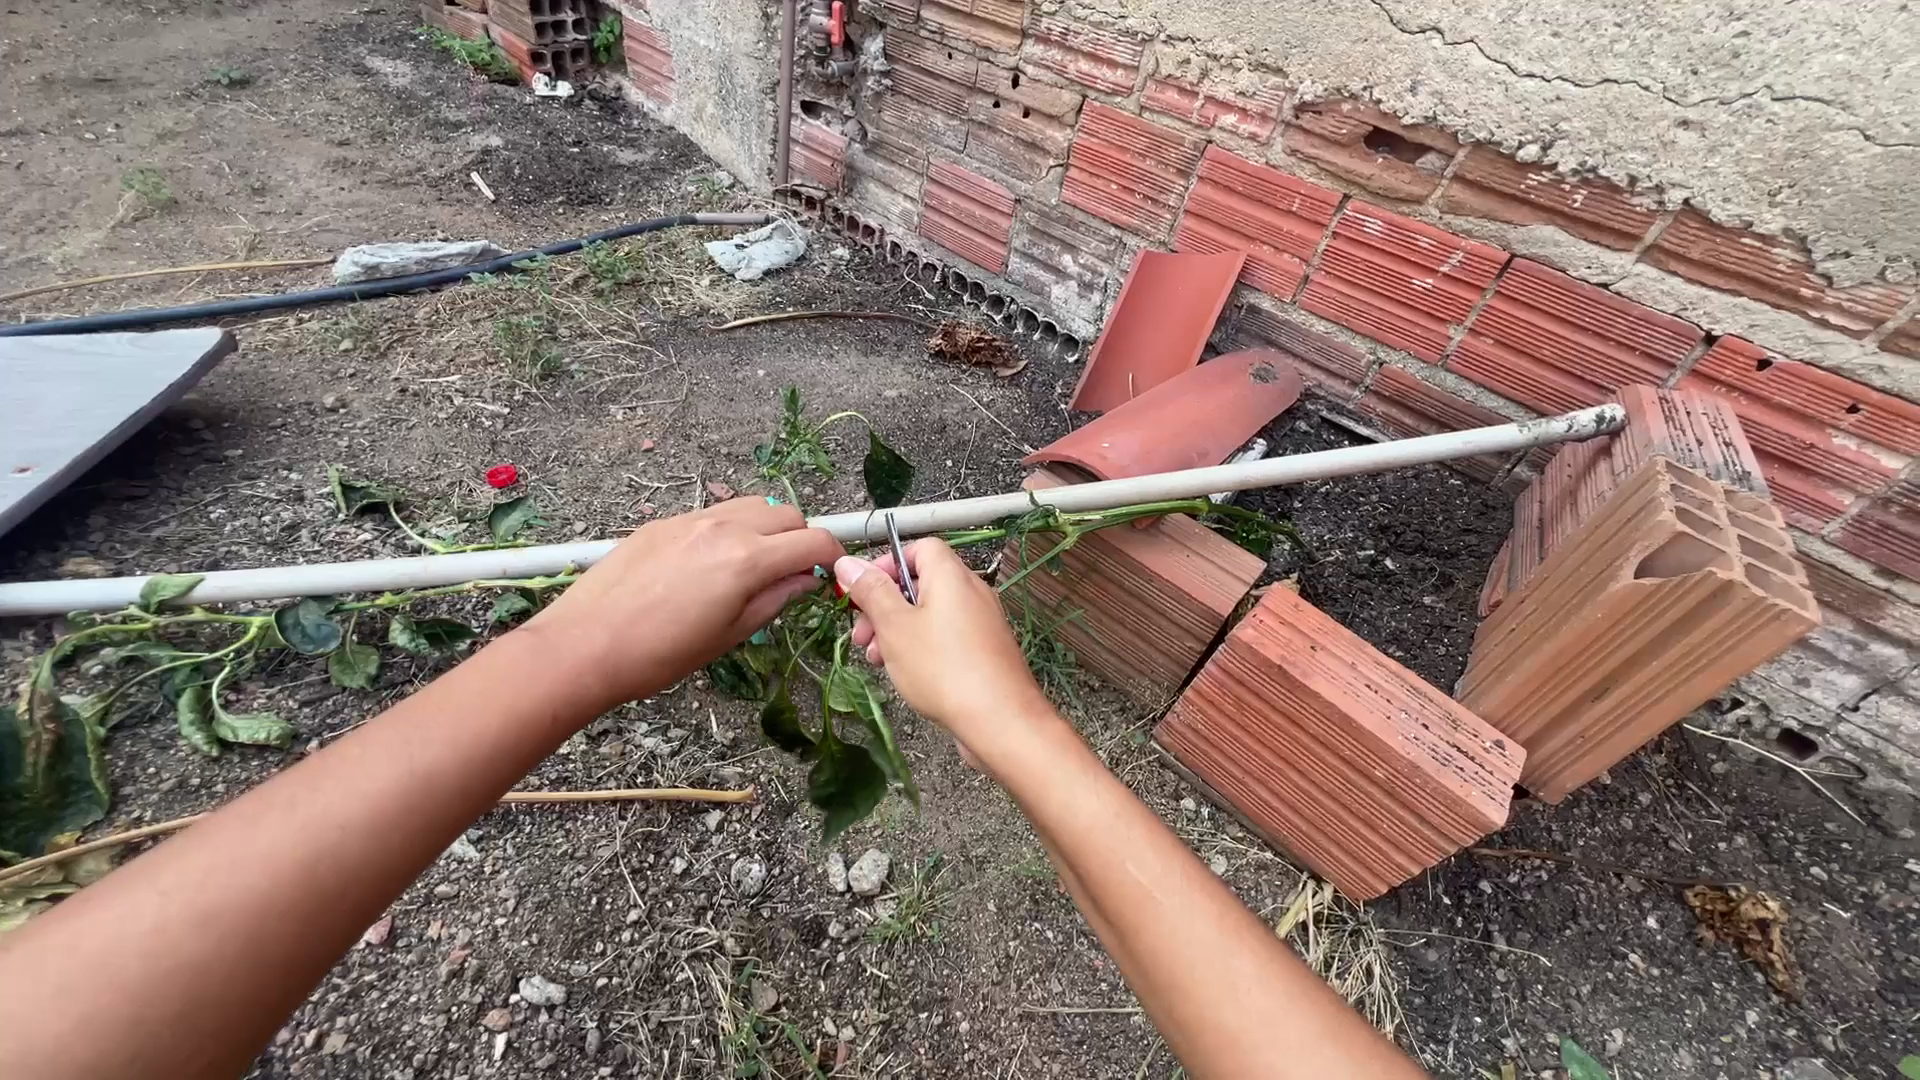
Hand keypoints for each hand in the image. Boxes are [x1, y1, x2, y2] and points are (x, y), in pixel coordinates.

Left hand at [522, 499, 842, 709]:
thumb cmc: (660, 653)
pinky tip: (712, 563)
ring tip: (755, 563)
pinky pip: (715, 513)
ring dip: (769, 528)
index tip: (832, 573)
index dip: (833, 556)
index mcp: (747, 560)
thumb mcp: (731, 634)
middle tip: (792, 572)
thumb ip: (776, 599)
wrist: (584, 645)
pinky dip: (732, 528)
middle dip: (802, 539)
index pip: (814, 541)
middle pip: (788, 514)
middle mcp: (725, 528)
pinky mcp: (664, 522)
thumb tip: (806, 580)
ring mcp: (692, 519)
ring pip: (753, 505)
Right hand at [834, 539, 1055, 762]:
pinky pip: (946, 636)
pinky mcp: (985, 649)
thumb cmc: (945, 669)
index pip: (918, 548)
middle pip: (921, 583)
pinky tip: (906, 673)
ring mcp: (981, 621)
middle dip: (884, 606)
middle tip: (862, 634)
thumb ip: (871, 592)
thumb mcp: (895, 626)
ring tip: (878, 659)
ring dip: (898, 630)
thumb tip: (848, 563)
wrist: (1000, 720)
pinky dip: (921, 646)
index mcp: (951, 576)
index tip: (864, 590)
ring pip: (930, 613)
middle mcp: (971, 592)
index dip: (887, 564)